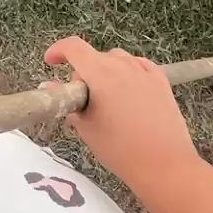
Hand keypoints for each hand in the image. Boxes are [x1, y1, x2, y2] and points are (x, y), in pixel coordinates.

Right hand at [43, 36, 203, 190]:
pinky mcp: (161, 81)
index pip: (74, 47)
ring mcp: (145, 71)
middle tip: (82, 99)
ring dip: (106, 71)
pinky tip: (127, 92)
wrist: (164, 164)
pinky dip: (127, 73)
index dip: (58, 50)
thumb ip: (67, 102)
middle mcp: (123, 65)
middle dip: (84, 72)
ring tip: (106, 99)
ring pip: (117, 60)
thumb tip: (48, 86)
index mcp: (100, 73)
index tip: (51, 62)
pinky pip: (138, 66)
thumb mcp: (86, 127)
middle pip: (95, 56)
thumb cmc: (119, 149)